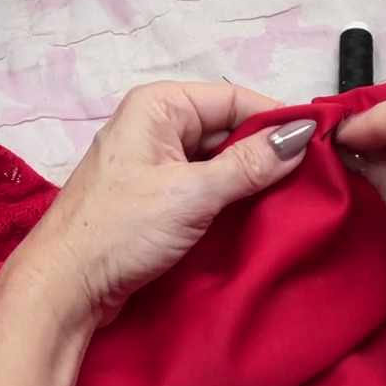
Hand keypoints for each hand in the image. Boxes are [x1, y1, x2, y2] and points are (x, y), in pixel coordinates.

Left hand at [13, 82, 314, 328]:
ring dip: (250, 176)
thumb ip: (249, 165)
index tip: (320, 142)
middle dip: (266, 149)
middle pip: (226, 126)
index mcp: (158, 105)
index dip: (276, 118)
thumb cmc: (120, 230)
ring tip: (297, 194)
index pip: (232, 98)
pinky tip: (260, 212)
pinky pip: (203, 182)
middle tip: (315, 175)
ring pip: (217, 157)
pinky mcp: (155, 194)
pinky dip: (230, 195)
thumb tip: (299, 137)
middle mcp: (156, 124)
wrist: (65, 287)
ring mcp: (154, 160)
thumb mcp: (193, 194)